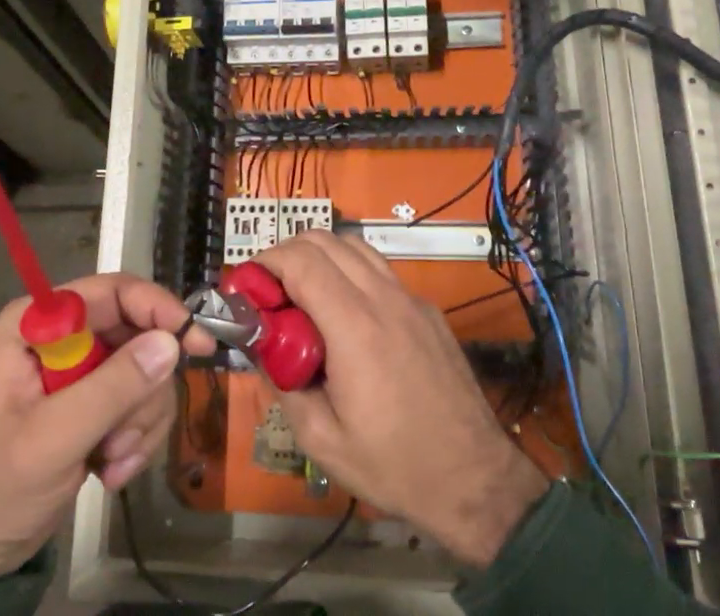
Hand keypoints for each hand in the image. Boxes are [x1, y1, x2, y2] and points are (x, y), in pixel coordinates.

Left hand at [0, 273, 214, 576]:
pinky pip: (145, 403)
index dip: (157, 309)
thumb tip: (171, 343)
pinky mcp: (98, 401)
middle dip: (143, 392)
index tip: (194, 343)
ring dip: (139, 423)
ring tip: (109, 463)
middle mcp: (64, 337)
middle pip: (140, 334)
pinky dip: (138, 440)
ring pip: (149, 372)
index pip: (113, 291)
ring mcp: (83, 369)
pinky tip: (110, 471)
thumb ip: (111, 389)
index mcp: (36, 325)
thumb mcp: (52, 438)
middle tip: (124, 438)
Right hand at [253, 233, 549, 567]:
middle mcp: (386, 299)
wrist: (474, 480)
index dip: (265, 263)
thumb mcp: (320, 438)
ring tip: (302, 301)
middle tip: (268, 295)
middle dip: (287, 255)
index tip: (245, 287)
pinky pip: (382, 273)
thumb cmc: (393, 465)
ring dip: (321, 259)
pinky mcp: (430, 313)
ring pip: (357, 248)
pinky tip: (344, 319)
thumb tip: (260, 345)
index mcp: (355, 326)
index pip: (301, 260)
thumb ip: (282, 381)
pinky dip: (352, 275)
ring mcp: (413, 302)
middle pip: (327, 241)